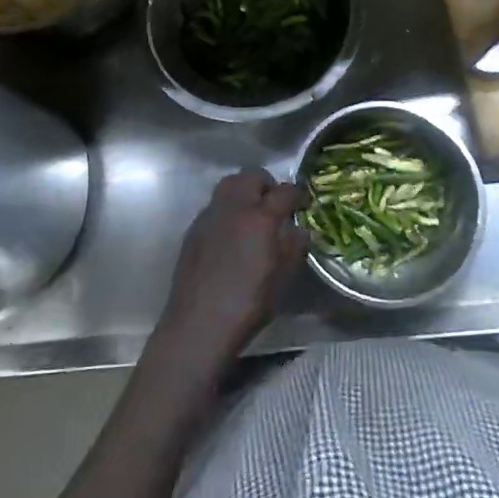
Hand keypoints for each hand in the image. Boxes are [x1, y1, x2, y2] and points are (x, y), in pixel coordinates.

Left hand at [158, 168, 308, 356]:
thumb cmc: (248, 303)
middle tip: (275, 203)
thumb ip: (293, 247)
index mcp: (260, 218)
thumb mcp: (282, 278)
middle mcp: (234, 207)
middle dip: (267, 184)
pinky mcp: (194, 227)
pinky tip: (231, 232)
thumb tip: (300, 230)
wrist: (200, 322)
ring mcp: (210, 214)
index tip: (304, 201)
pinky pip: (215, 204)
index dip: (298, 193)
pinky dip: (228, 207)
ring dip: (244, 190)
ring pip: (229, 184)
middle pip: (252, 175)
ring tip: (252, 212)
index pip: (284, 191)